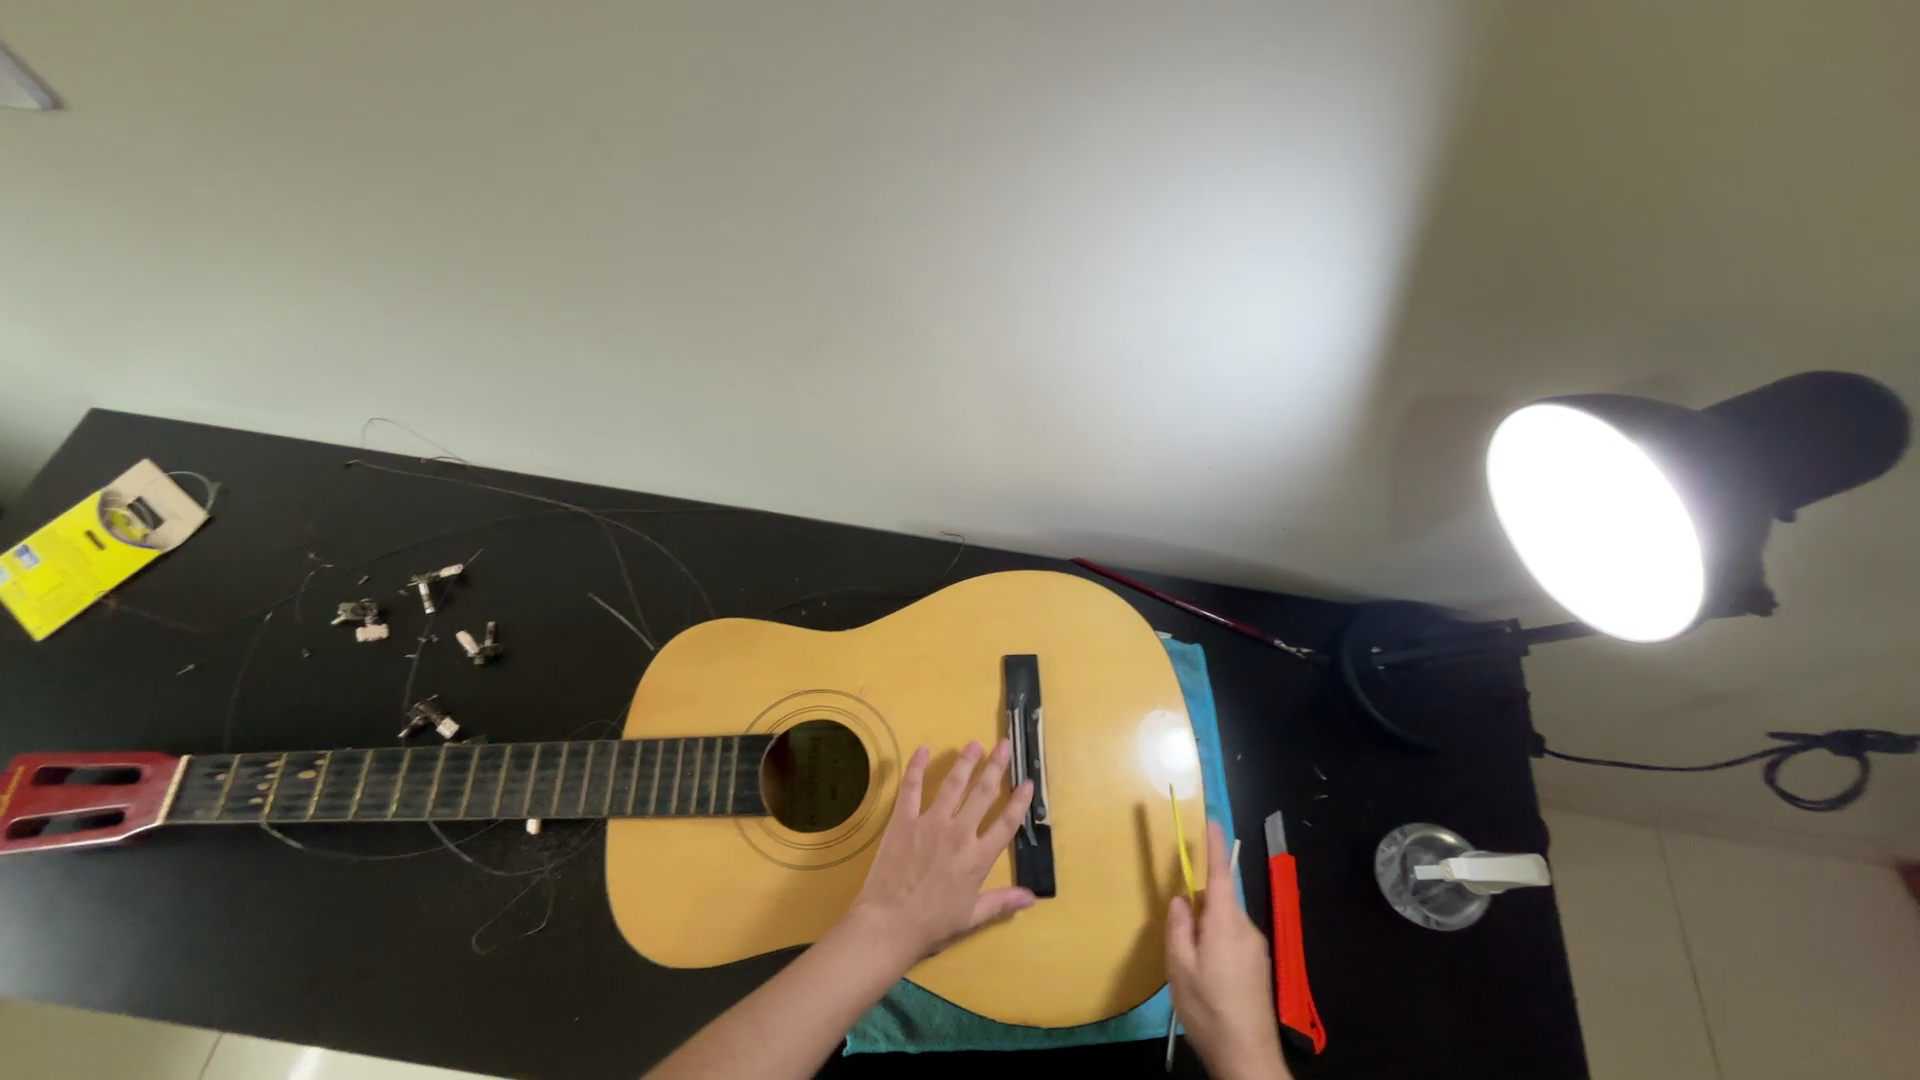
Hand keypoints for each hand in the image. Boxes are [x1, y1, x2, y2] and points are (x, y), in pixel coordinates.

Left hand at [845, 740, 1035, 961]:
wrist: (889, 924)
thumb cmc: (932, 925)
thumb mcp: (972, 917)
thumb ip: (1002, 902)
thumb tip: (1032, 898)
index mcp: (978, 858)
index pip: (1006, 823)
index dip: (1018, 801)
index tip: (1027, 782)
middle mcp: (959, 833)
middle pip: (983, 794)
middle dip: (995, 767)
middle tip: (1003, 745)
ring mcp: (930, 823)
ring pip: (953, 785)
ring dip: (965, 762)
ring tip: (974, 744)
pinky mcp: (903, 820)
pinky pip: (912, 788)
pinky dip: (916, 767)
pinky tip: (922, 750)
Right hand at [1167, 821, 1290, 1079]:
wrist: (1248, 1057)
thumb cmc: (1208, 1009)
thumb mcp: (1179, 967)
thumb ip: (1178, 927)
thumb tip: (1181, 900)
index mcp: (1225, 923)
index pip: (1221, 874)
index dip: (1215, 847)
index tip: (1212, 821)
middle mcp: (1246, 928)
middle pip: (1220, 900)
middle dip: (1199, 903)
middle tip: (1178, 929)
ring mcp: (1256, 948)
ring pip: (1225, 922)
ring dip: (1206, 927)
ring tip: (1189, 961)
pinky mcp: (1258, 966)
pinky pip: (1232, 939)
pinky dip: (1215, 942)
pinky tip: (1205, 973)